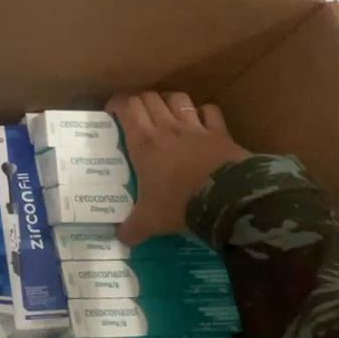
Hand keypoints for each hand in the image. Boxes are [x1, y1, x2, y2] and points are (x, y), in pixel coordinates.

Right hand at [110, 91, 249, 243]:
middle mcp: (167, 128)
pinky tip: (200, 121)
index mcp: (143, 143)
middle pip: (149, 98)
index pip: (127, 107)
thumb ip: (131, 229)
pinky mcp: (220, 133)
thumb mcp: (149, 221)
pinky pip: (209, 111)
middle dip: (139, 101)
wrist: (227, 199)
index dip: (116, 103)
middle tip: (135, 115)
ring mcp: (195, 127)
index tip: (111, 112)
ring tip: (164, 112)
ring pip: (177, 98)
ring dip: (168, 101)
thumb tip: (120, 239)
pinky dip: (202, 112)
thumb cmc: (179, 204)